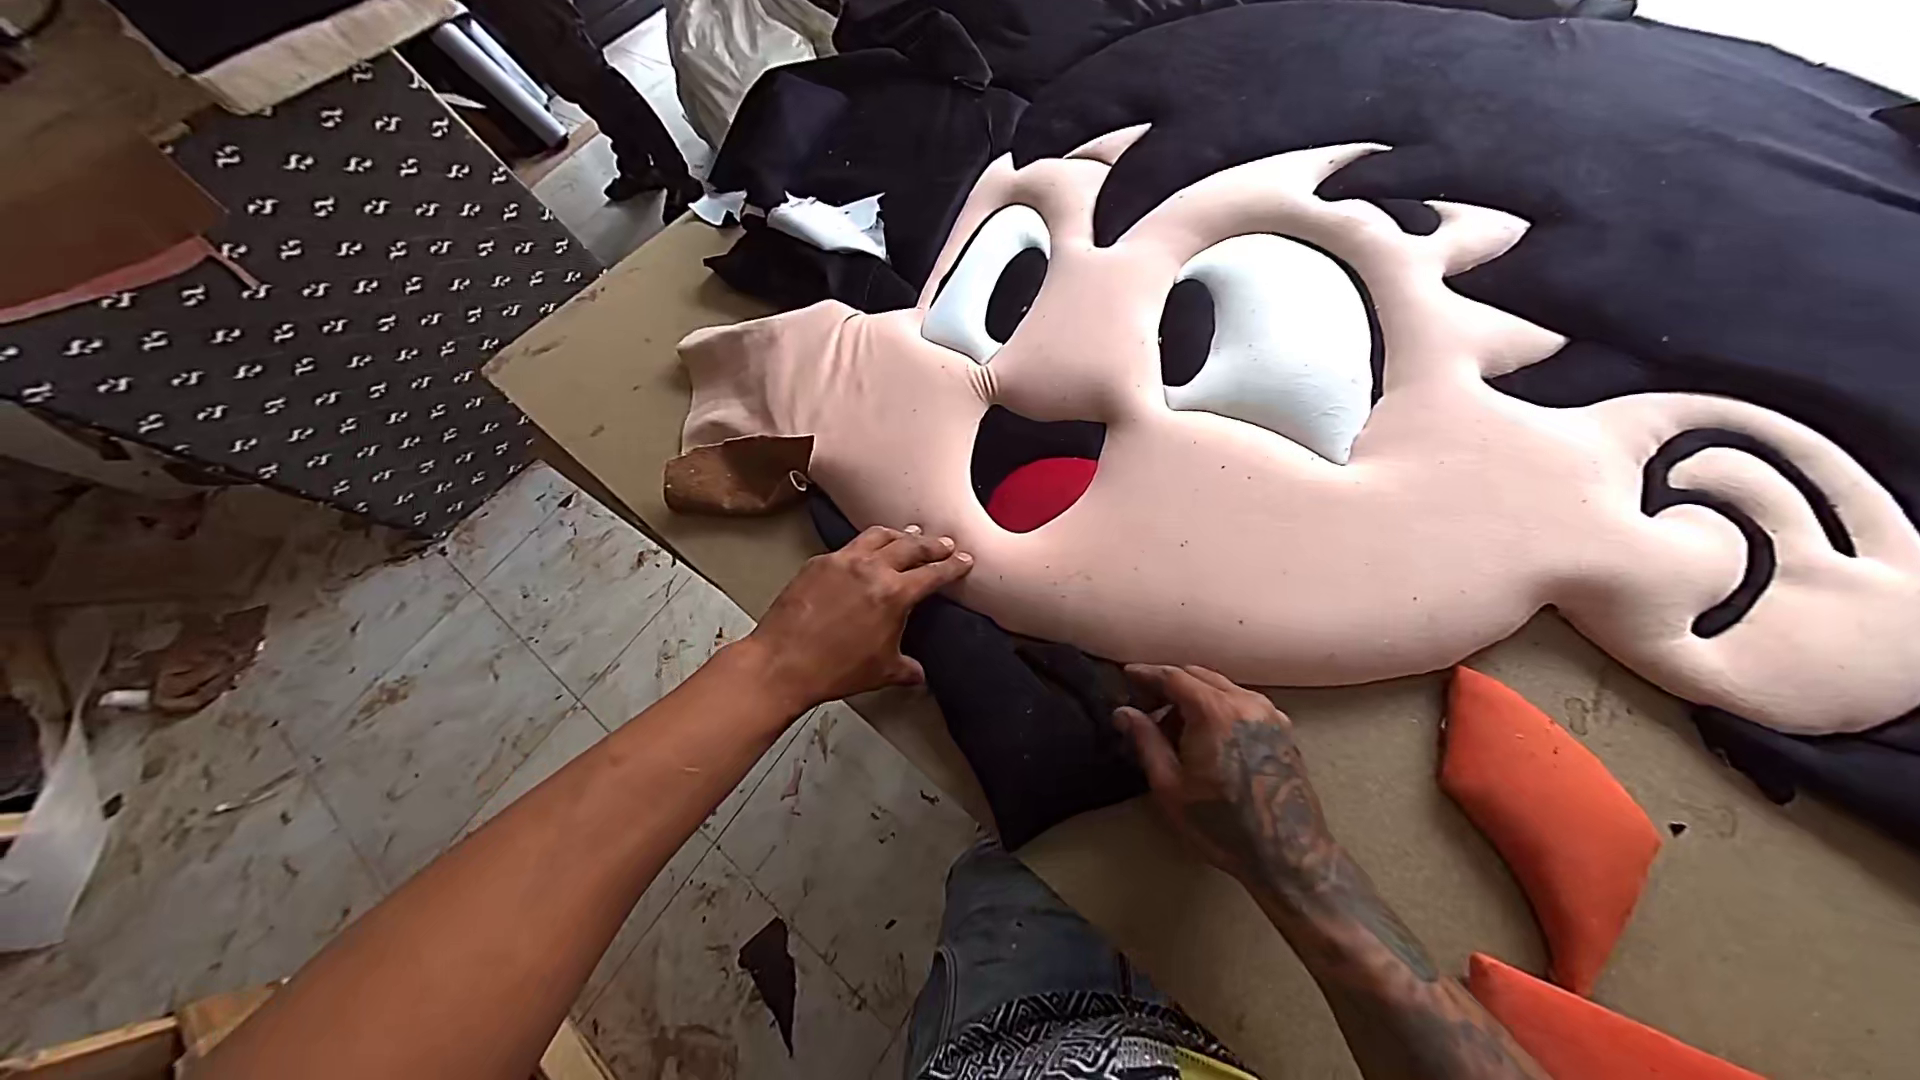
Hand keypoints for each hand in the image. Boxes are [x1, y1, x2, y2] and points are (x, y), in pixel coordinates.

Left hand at [739, 525, 971, 713]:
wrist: (782, 663)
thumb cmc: (833, 669)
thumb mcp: (882, 671)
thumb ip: (908, 669)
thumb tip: (918, 675)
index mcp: (894, 594)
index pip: (934, 573)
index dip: (953, 566)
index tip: (963, 561)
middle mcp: (870, 569)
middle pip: (911, 546)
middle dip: (932, 545)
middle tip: (944, 545)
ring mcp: (842, 561)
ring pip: (879, 536)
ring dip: (899, 535)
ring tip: (909, 535)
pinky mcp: (818, 562)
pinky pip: (849, 545)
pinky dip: (866, 544)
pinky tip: (867, 550)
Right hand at [1115, 665, 1336, 896]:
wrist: (1288, 856)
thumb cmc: (1221, 824)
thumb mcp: (1169, 785)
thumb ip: (1144, 740)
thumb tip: (1123, 713)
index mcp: (1214, 711)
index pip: (1173, 676)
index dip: (1146, 674)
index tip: (1127, 675)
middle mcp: (1245, 702)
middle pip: (1198, 675)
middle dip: (1169, 683)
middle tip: (1145, 703)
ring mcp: (1269, 713)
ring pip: (1221, 686)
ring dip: (1193, 694)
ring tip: (1173, 724)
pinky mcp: (1283, 728)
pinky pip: (1241, 701)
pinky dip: (1217, 704)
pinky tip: (1205, 733)